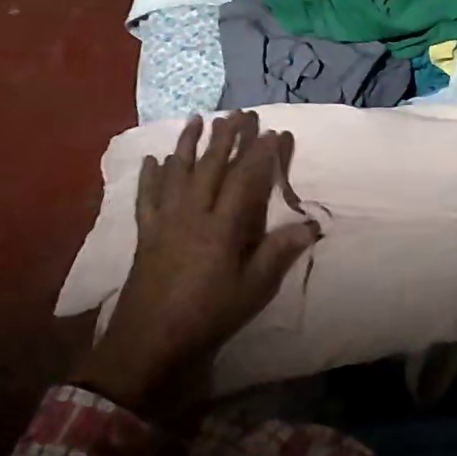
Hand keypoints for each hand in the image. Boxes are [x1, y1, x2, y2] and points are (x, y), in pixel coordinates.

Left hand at [72, 112, 317, 412]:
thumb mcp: (250, 290)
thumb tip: (311, 226)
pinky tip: (154, 159)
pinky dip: (150, 176)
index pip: (243, 179)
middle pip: (210, 166)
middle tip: (238, 113)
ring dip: (188, 143)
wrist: (147, 342)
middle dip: (226, 137)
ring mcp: (165, 221)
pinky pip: (147, 197)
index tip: (271, 132)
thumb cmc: (206, 316)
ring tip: (198, 118)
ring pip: (177, 172)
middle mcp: (192, 214)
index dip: (258, 154)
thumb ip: (278, 253)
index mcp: (221, 227)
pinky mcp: (145, 233)